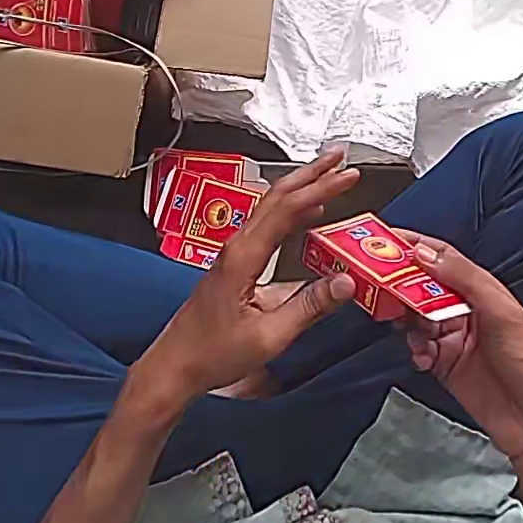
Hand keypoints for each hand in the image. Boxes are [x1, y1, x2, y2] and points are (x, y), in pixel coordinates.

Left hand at [132, 152, 359, 409]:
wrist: (175, 364)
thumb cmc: (213, 353)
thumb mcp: (269, 336)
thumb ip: (309, 306)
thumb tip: (346, 282)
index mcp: (245, 256)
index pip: (288, 208)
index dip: (321, 187)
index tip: (347, 176)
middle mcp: (239, 245)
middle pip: (278, 195)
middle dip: (311, 173)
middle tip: (339, 157)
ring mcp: (235, 251)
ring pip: (271, 205)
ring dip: (301, 186)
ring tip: (328, 175)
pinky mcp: (236, 261)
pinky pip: (267, 223)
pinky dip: (292, 209)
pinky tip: (307, 213)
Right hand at [395, 232, 522, 460]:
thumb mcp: (505, 314)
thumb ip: (465, 279)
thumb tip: (425, 253)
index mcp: (481, 290)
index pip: (443, 259)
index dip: (416, 247)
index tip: (388, 239)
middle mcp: (464, 310)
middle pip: (423, 286)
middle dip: (401, 282)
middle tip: (379, 281)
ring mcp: (452, 337)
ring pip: (415, 316)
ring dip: (406, 318)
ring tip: (402, 323)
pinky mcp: (443, 364)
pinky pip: (417, 347)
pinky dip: (414, 348)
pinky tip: (422, 356)